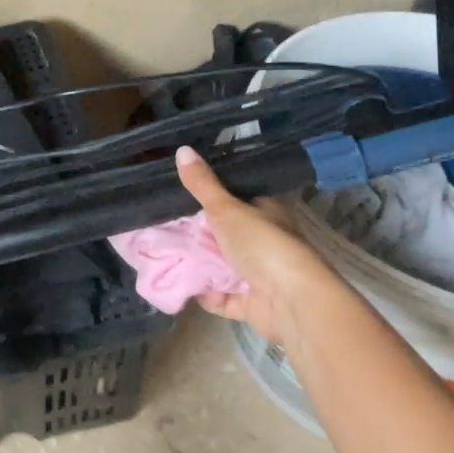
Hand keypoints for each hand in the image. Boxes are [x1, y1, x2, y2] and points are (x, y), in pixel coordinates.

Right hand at [175, 145, 345, 350]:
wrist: (294, 302)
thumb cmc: (263, 245)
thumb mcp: (227, 209)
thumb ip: (202, 185)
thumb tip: (182, 149)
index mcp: (264, 213)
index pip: (233, 201)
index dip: (206, 199)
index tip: (175, 196)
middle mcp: (263, 242)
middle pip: (222, 235)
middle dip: (195, 235)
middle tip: (159, 226)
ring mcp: (259, 274)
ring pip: (220, 267)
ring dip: (197, 265)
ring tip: (161, 255)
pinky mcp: (252, 303)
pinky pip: (222, 297)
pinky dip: (206, 294)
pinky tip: (181, 286)